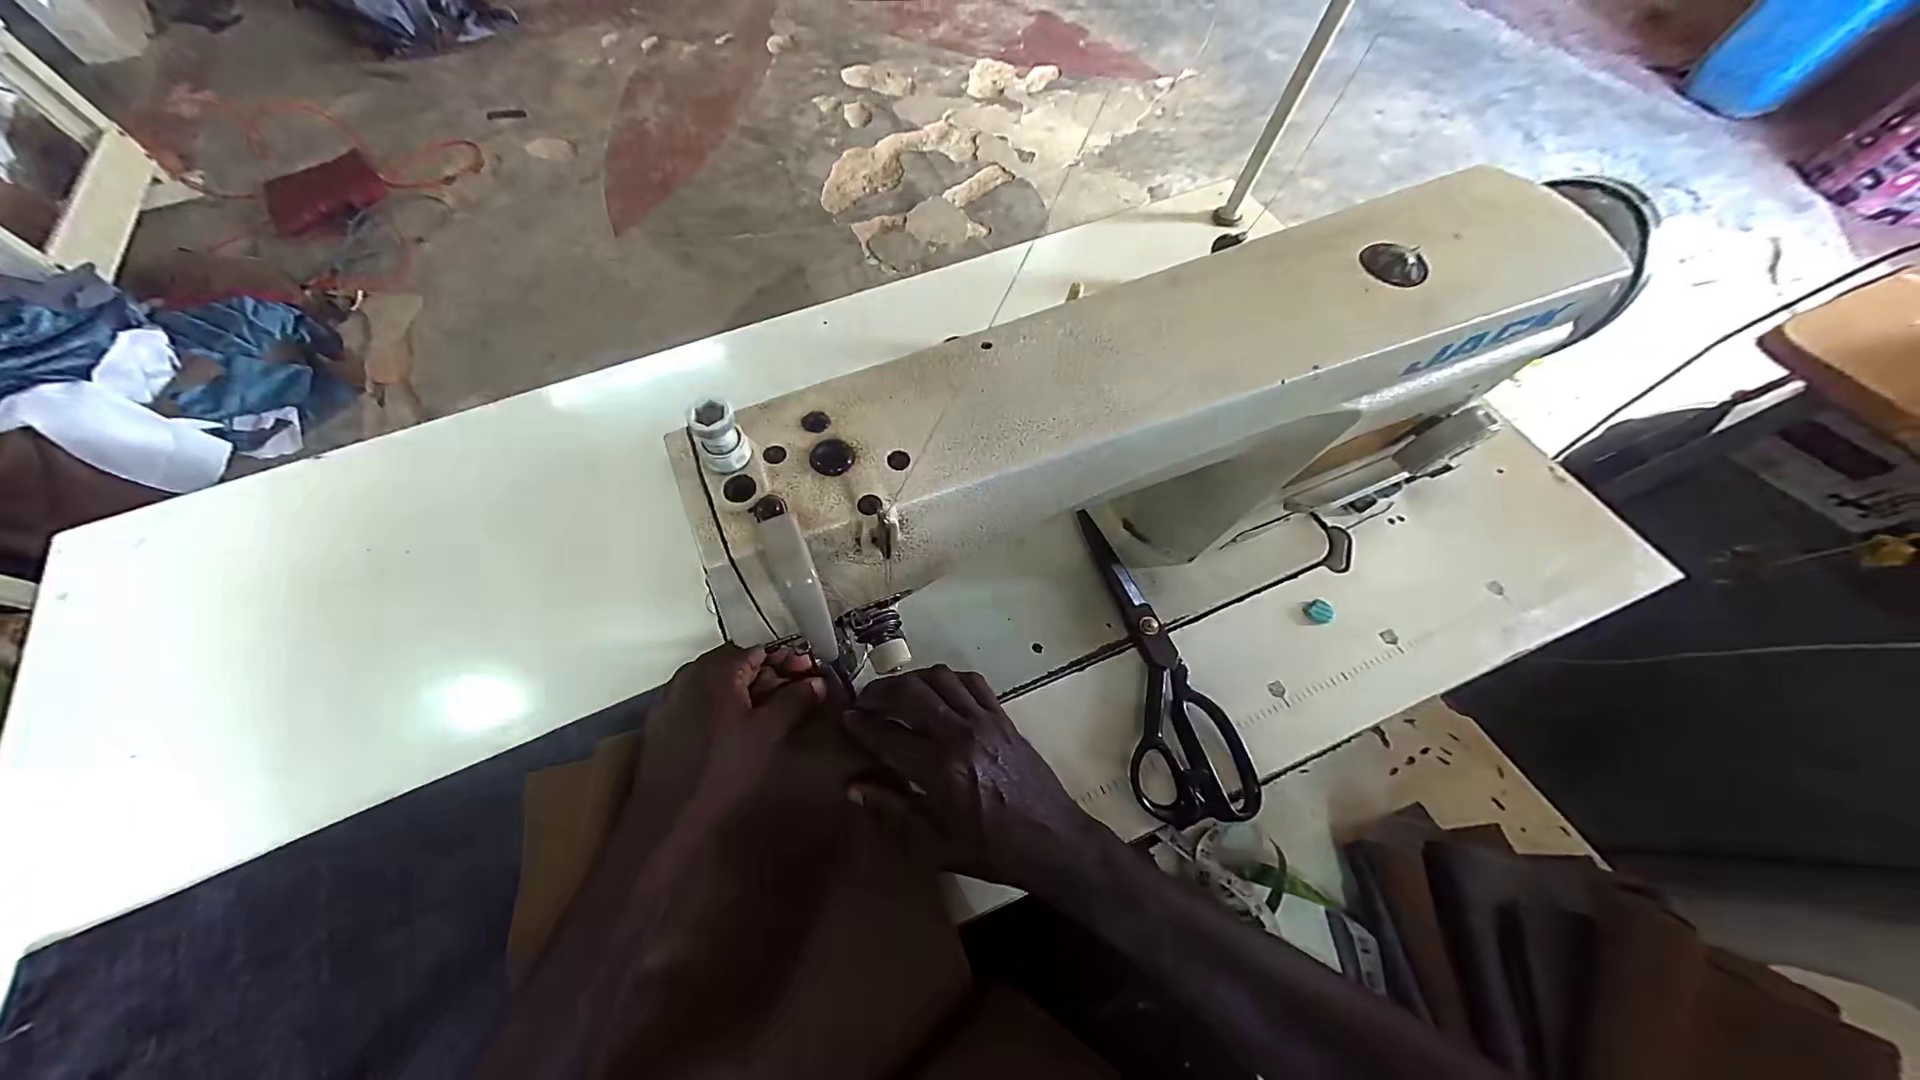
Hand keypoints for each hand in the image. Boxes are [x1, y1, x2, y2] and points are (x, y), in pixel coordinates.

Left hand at [646, 643, 828, 815]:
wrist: (670, 817)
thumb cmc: (720, 771)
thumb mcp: (769, 732)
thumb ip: (796, 700)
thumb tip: (814, 684)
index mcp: (715, 671)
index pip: (758, 650)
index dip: (787, 660)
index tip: (806, 672)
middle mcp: (688, 677)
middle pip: (736, 664)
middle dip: (768, 674)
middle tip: (794, 690)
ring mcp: (672, 700)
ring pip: (718, 684)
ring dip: (746, 691)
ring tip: (771, 711)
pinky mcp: (664, 723)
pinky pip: (701, 701)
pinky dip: (723, 706)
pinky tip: (740, 728)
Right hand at [843, 665, 1118, 893]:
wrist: (1052, 839)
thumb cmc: (990, 850)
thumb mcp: (934, 845)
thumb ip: (892, 812)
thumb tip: (854, 786)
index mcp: (940, 770)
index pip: (887, 736)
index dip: (860, 725)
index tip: (845, 718)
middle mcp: (960, 735)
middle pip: (909, 693)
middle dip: (879, 692)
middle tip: (865, 702)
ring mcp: (984, 720)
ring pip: (939, 678)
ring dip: (911, 680)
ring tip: (897, 693)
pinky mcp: (1002, 715)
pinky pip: (971, 681)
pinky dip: (947, 679)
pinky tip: (937, 692)